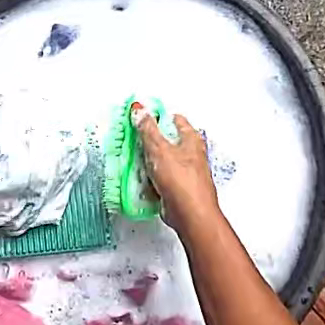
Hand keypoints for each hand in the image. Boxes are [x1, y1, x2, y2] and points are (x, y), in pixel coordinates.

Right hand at [133, 105, 220, 232]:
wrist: (190, 215)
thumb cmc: (182, 182)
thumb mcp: (159, 149)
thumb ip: (148, 129)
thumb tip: (140, 110)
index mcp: (191, 139)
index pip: (173, 119)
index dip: (156, 116)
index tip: (139, 117)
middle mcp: (190, 154)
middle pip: (165, 141)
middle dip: (148, 141)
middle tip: (133, 140)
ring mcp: (183, 172)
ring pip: (161, 161)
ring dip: (147, 162)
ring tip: (134, 160)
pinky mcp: (176, 188)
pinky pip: (158, 178)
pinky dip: (149, 178)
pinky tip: (141, 179)